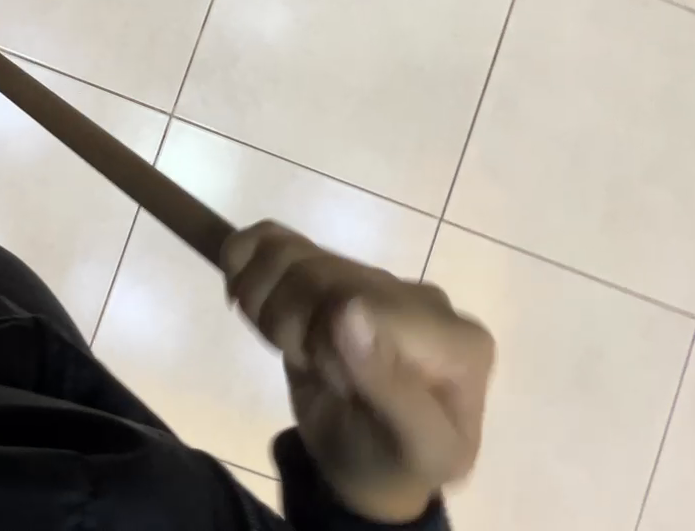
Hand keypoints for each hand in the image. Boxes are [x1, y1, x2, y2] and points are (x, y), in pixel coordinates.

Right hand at [221, 221, 493, 523]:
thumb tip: (347, 308)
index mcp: (452, 334)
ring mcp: (368, 275)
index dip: (321, 340)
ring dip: (260, 301)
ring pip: (282, 252)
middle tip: (306, 365)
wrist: (364, 458)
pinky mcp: (327, 266)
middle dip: (286, 324)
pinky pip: (267, 237)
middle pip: (314, 271)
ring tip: (287, 341)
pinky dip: (241, 265)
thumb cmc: (394, 458)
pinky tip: (257, 304)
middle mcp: (414, 294)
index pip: (355, 300)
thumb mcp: (413, 448)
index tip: (335, 383)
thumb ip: (389, 386)